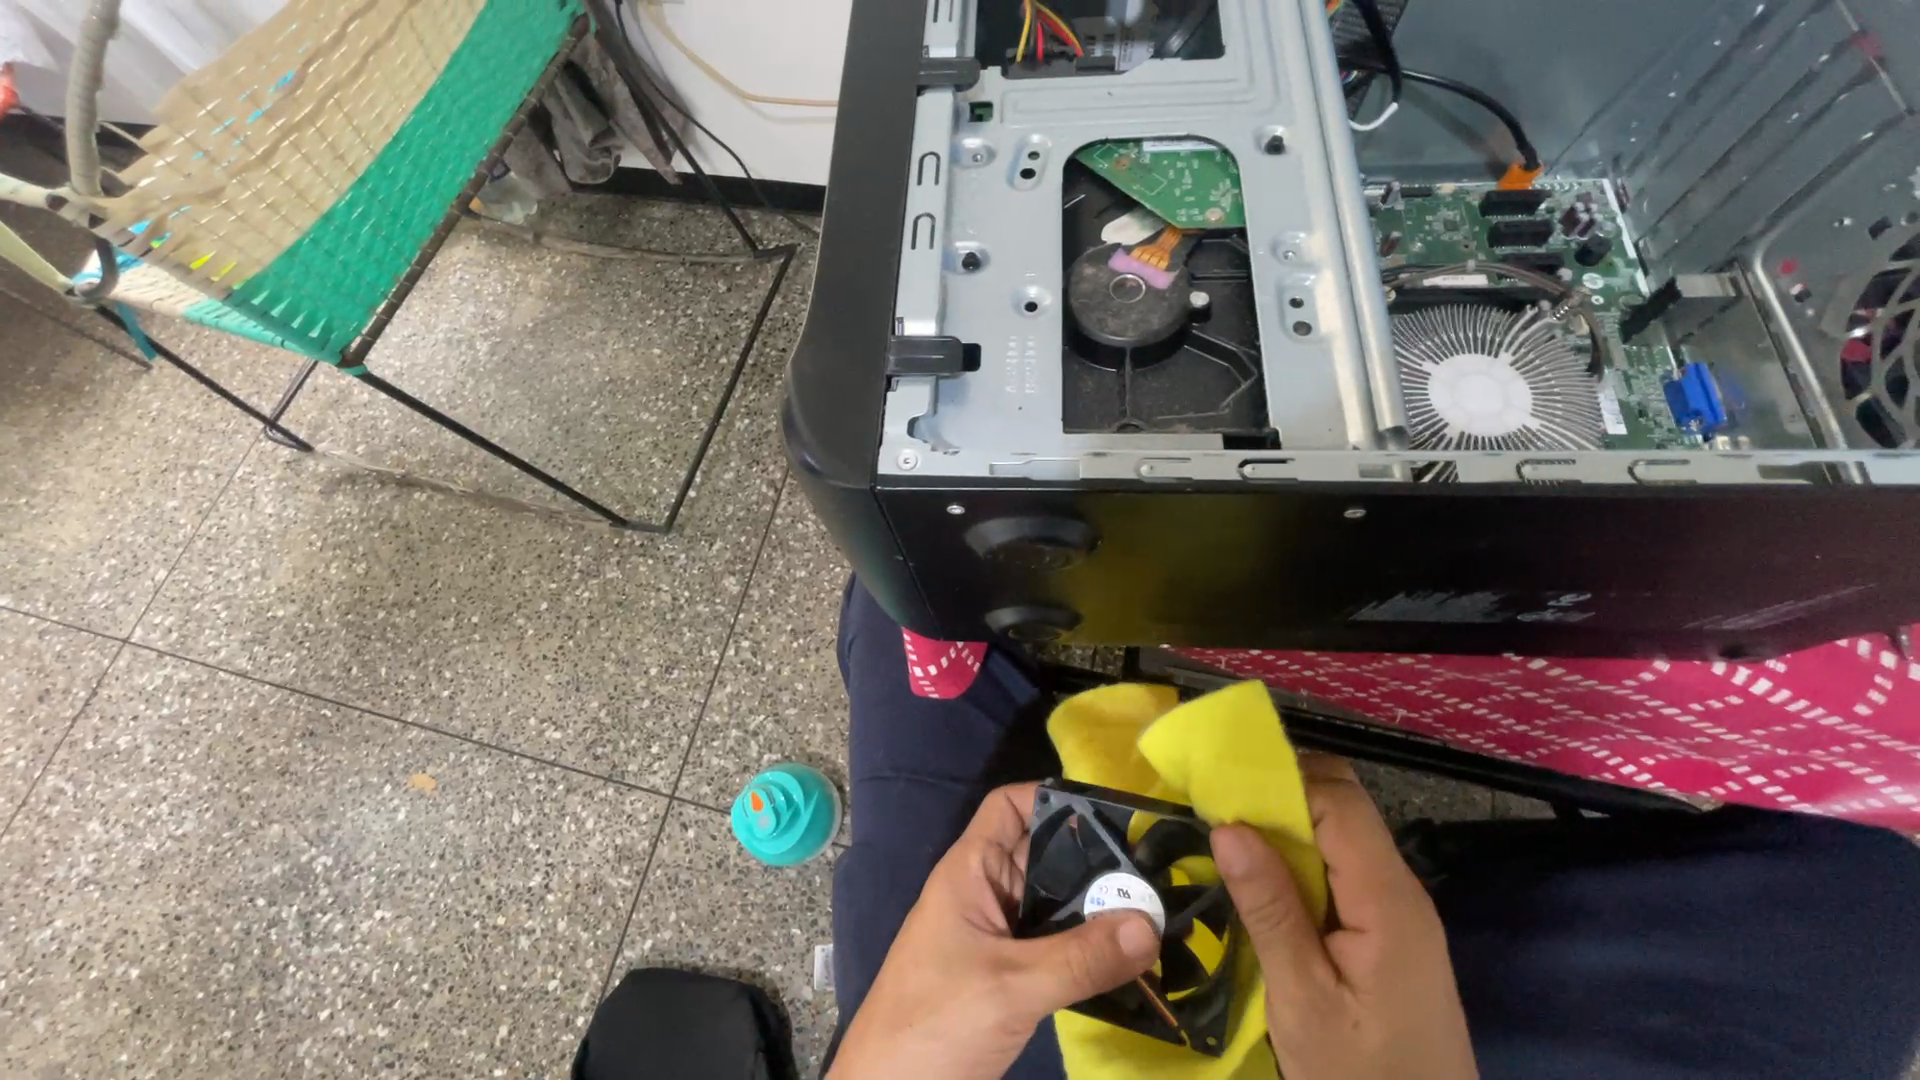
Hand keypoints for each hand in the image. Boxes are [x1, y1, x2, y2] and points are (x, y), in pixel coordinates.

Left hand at [830, 782, 1161, 1079]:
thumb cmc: (936, 1021)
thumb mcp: (1011, 986)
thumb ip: (1081, 957)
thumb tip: (1152, 923)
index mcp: (971, 871)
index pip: (1010, 806)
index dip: (1053, 797)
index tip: (1115, 812)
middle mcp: (987, 892)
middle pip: (1045, 855)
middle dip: (1096, 860)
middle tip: (1161, 871)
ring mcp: (999, 936)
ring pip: (1056, 904)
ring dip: (1099, 910)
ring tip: (1162, 913)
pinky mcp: (1010, 975)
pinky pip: (1057, 946)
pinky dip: (1090, 949)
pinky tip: (1135, 961)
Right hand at [1211, 755, 1477, 1079]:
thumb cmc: (1359, 1079)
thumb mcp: (1304, 1001)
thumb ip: (1269, 909)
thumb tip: (1228, 825)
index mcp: (1386, 899)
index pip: (1337, 799)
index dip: (1279, 780)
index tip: (1218, 788)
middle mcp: (1399, 889)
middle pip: (1343, 802)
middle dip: (1280, 792)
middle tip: (1217, 812)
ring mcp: (1396, 908)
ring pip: (1340, 831)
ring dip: (1285, 824)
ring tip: (1227, 837)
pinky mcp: (1385, 928)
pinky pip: (1340, 866)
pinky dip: (1297, 856)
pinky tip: (1260, 877)